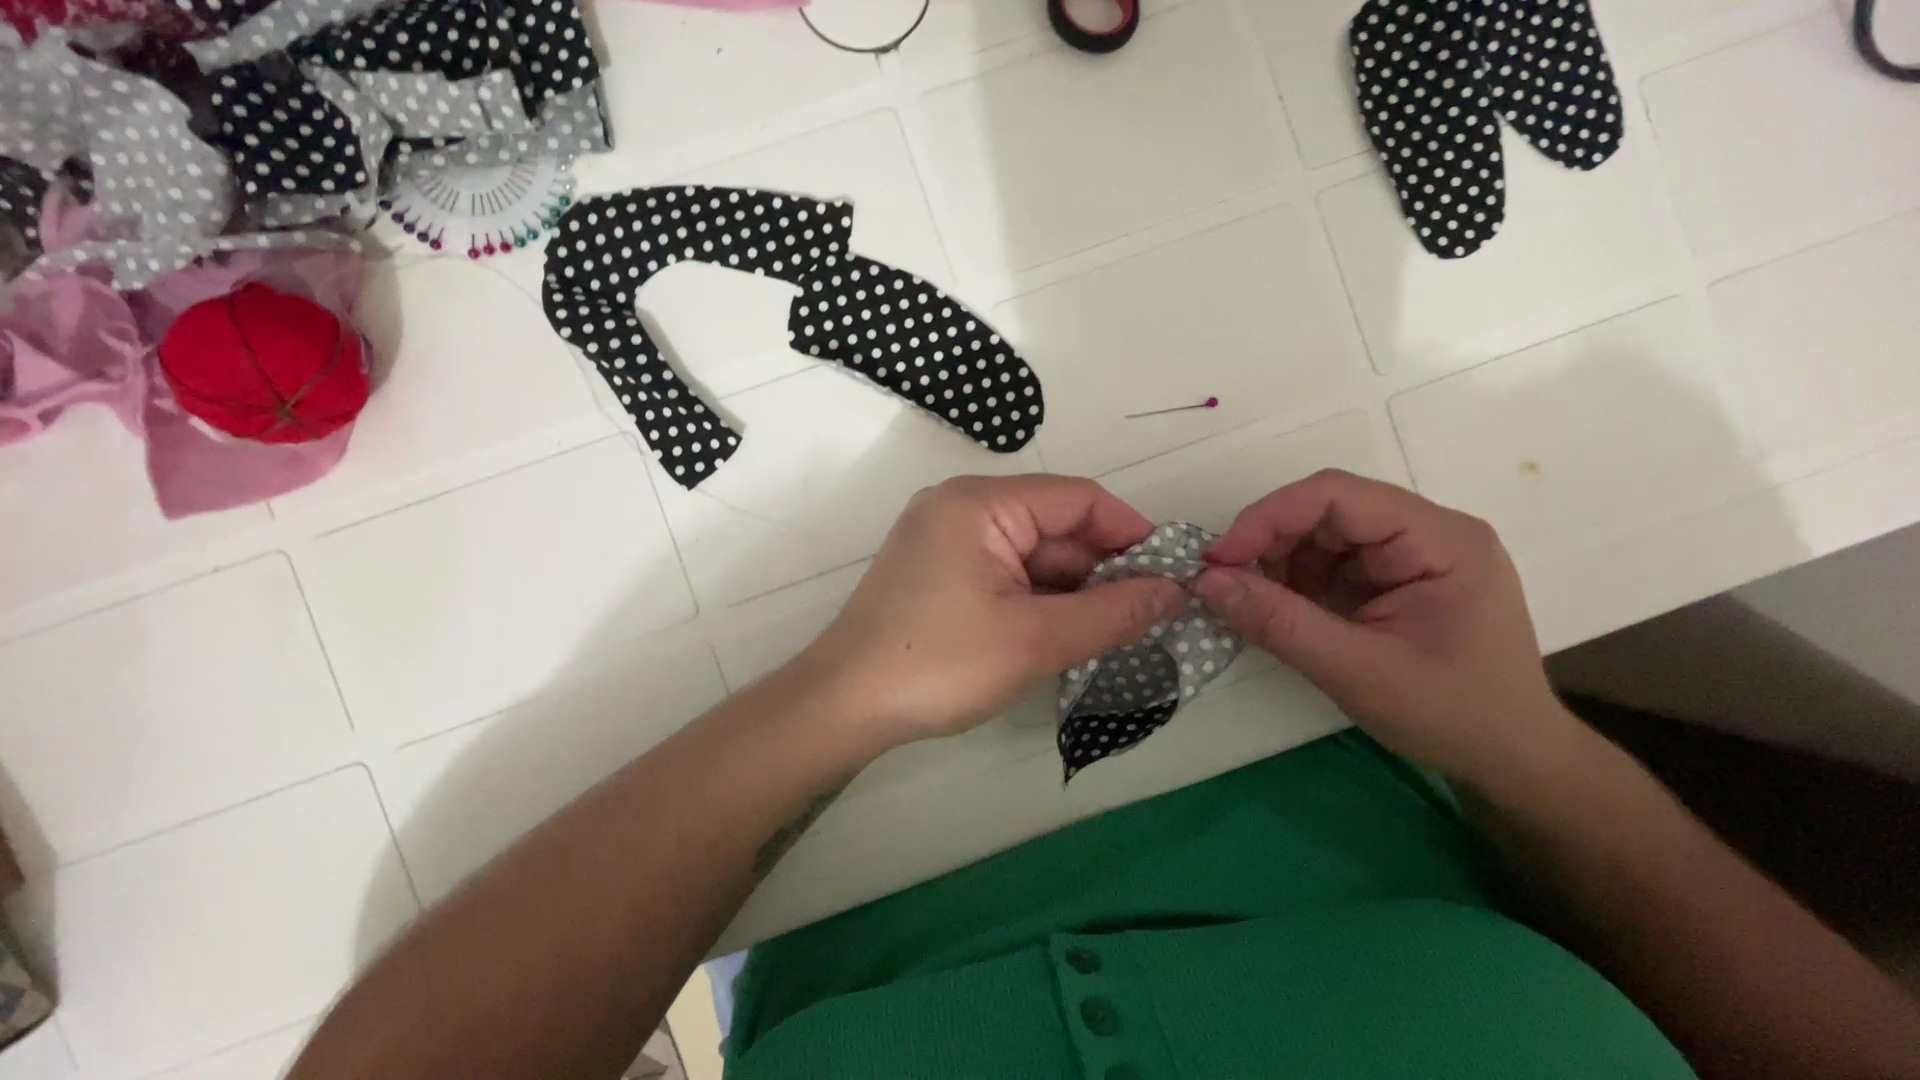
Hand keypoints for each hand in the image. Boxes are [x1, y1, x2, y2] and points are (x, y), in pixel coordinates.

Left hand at [798, 475, 1184, 746]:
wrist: (843, 706)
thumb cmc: (939, 664)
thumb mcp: (1035, 639)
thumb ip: (1112, 613)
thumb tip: (1174, 592)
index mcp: (980, 503)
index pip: (1078, 498)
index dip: (1130, 533)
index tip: (1169, 577)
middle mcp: (960, 508)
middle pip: (1055, 525)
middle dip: (1102, 569)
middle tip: (1147, 617)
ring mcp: (944, 540)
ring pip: (1031, 554)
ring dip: (1072, 590)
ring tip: (1114, 633)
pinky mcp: (937, 573)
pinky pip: (1004, 573)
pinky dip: (1038, 599)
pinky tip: (1065, 634)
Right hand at [1193, 469, 1580, 784]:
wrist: (1513, 760)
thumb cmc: (1450, 715)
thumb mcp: (1356, 671)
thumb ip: (1279, 622)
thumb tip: (1206, 581)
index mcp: (1440, 540)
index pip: (1338, 495)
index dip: (1269, 517)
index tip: (1217, 558)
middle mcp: (1431, 532)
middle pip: (1330, 509)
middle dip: (1272, 541)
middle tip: (1225, 582)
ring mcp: (1416, 554)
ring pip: (1328, 533)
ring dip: (1282, 562)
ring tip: (1256, 603)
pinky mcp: (1401, 578)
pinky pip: (1337, 561)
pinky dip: (1300, 581)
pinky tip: (1284, 610)